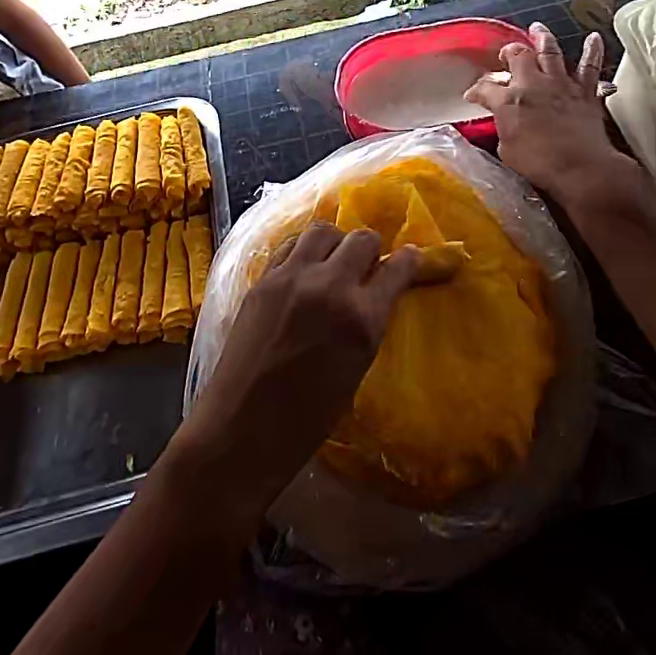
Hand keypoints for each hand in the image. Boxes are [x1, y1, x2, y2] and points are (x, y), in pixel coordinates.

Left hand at [180, 223, 420, 514]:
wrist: (244, 423)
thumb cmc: (309, 417)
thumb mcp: (357, 368)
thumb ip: (367, 323)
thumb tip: (373, 294)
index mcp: (361, 318)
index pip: (397, 269)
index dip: (409, 262)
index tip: (411, 259)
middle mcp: (328, 286)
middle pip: (361, 239)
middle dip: (372, 249)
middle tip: (368, 265)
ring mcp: (290, 278)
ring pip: (322, 230)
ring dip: (336, 241)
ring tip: (334, 260)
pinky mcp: (262, 279)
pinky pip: (288, 246)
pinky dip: (303, 250)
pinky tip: (304, 267)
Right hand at [464, 22, 636, 199]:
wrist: (581, 168)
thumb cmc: (538, 163)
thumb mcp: (506, 149)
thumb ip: (504, 128)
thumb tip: (506, 122)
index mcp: (507, 100)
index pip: (484, 88)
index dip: (475, 91)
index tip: (472, 96)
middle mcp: (532, 85)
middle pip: (517, 56)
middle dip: (508, 52)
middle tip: (505, 53)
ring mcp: (560, 84)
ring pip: (550, 52)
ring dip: (542, 38)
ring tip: (537, 28)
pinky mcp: (584, 91)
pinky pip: (589, 65)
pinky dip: (591, 50)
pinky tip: (594, 38)